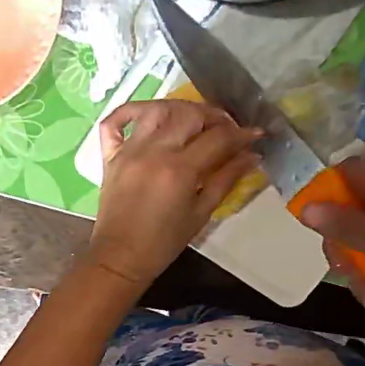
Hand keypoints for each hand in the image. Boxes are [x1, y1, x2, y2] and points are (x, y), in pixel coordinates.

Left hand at [86, 100, 260, 288]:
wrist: (120, 258)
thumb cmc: (163, 243)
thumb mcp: (201, 213)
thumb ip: (225, 180)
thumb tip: (251, 156)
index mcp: (180, 170)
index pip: (218, 137)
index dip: (241, 134)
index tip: (254, 135)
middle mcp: (154, 152)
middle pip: (189, 114)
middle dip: (214, 116)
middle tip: (225, 128)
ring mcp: (129, 151)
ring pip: (155, 109)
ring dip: (179, 108)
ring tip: (192, 120)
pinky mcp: (110, 156)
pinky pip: (113, 123)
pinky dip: (127, 111)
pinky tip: (146, 115)